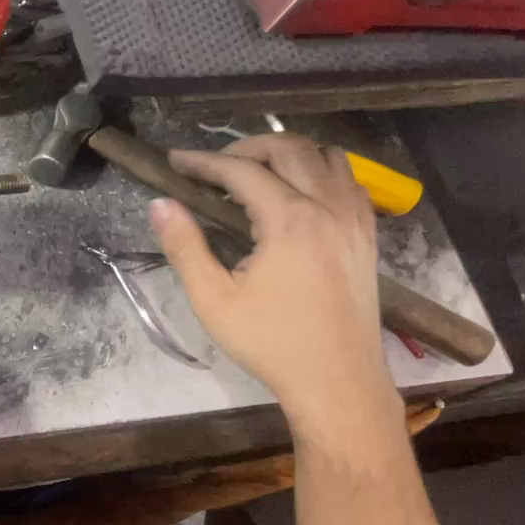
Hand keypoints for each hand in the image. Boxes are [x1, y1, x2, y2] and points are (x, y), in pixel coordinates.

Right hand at [154, 134, 395, 426]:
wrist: (335, 377)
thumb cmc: (269, 342)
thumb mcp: (213, 299)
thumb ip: (185, 246)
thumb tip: (159, 204)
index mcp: (290, 220)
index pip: (241, 170)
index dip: (203, 162)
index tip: (174, 161)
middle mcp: (328, 207)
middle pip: (288, 148)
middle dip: (244, 148)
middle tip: (209, 166)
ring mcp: (354, 218)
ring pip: (325, 156)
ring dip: (284, 154)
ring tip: (250, 174)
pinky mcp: (365, 234)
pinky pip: (347, 181)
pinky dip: (317, 172)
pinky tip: (294, 194)